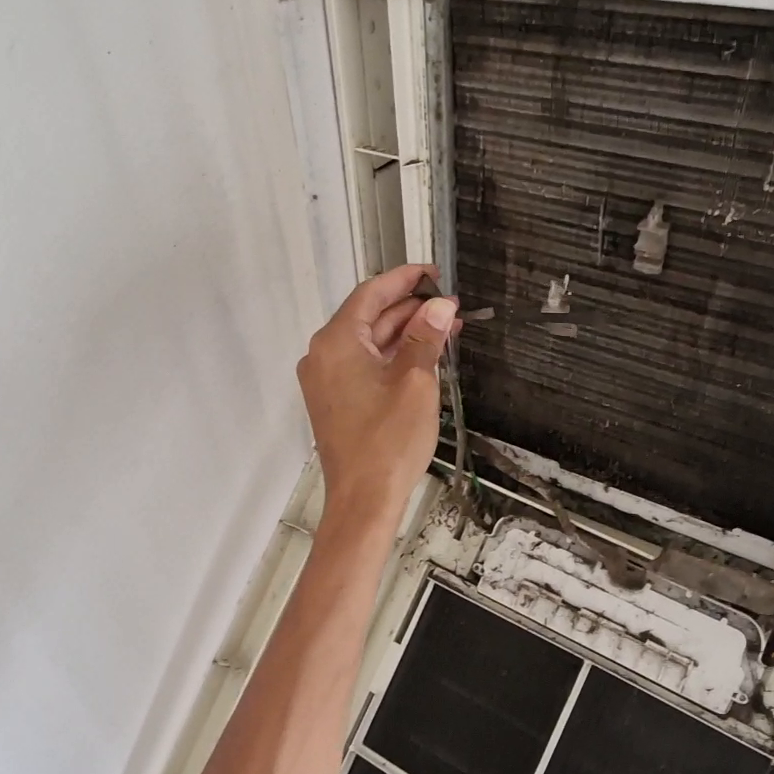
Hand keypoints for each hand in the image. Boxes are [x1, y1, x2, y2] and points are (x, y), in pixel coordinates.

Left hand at [296, 264, 459, 522]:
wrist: (363, 500)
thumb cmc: (388, 443)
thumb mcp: (416, 382)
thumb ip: (426, 338)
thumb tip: (438, 306)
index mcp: (336, 343)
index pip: (371, 294)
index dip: (405, 279)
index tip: (433, 273)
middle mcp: (323, 355)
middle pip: (369, 317)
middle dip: (411, 310)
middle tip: (450, 307)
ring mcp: (326, 380)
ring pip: (369, 343)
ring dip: (405, 334)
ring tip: (445, 330)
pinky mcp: (335, 400)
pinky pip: (364, 365)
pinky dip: (392, 357)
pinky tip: (423, 357)